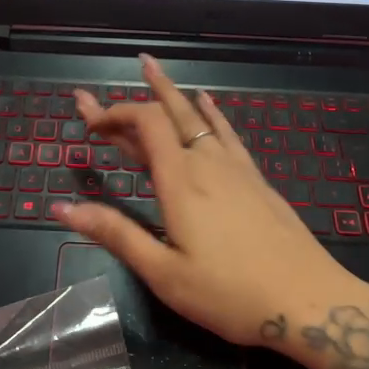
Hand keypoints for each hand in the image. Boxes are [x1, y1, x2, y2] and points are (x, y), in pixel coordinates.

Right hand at [54, 56, 357, 347]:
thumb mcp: (164, 273)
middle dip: (130, 100)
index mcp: (180, 180)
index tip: (88, 121)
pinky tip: (206, 101)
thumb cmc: (229, 293)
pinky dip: (210, 112)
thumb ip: (115, 234)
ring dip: (169, 93)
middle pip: (166, 114)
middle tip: (97, 91)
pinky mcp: (256, 179)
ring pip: (195, 118)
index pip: (144, 124)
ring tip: (149, 68)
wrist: (307, 300)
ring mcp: (236, 168)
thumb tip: (62, 207)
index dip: (113, 114)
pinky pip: (226, 132)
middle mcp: (206, 162)